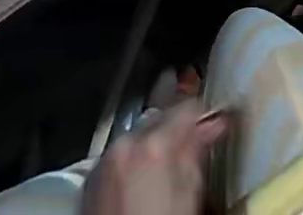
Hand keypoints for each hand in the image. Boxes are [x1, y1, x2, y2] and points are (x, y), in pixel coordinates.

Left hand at [81, 99, 227, 214]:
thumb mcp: (190, 194)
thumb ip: (198, 152)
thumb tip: (212, 125)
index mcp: (155, 143)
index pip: (188, 107)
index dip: (204, 117)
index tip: (213, 127)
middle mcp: (126, 143)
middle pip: (161, 119)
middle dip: (177, 132)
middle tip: (190, 153)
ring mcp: (104, 162)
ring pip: (139, 137)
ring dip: (154, 146)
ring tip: (164, 173)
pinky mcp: (90, 181)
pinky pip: (121, 156)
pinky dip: (133, 161)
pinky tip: (141, 184)